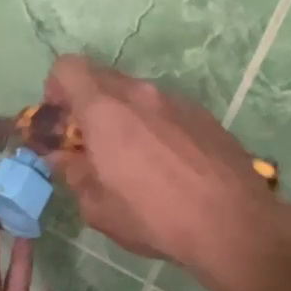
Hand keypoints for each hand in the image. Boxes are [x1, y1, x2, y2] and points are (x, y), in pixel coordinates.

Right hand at [46, 55, 280, 273]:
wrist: (233, 223)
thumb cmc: (154, 218)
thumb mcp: (98, 208)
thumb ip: (74, 174)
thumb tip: (63, 158)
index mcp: (104, 109)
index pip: (67, 67)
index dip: (56, 89)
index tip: (61, 122)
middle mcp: (138, 92)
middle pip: (100, 77)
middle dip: (88, 104)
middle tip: (92, 144)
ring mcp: (174, 99)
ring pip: (135, 94)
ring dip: (123, 116)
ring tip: (134, 160)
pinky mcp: (202, 113)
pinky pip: (164, 108)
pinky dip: (155, 125)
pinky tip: (169, 165)